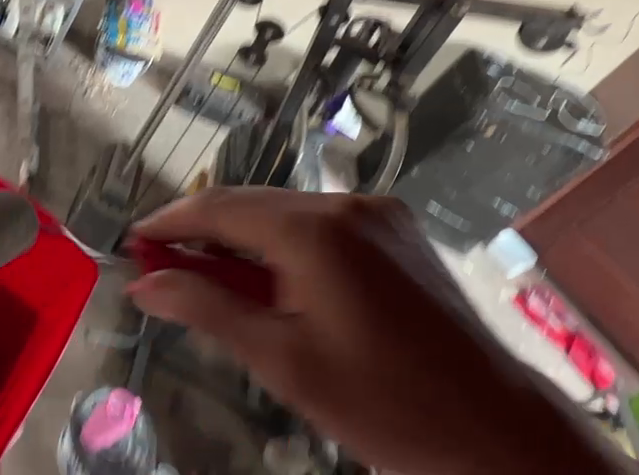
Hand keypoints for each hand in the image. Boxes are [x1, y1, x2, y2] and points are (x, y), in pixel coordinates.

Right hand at [128, 189, 634, 474]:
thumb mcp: (285, 362)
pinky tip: (268, 277)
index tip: (134, 241)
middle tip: (162, 264)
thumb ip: (207, 309)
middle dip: (203, 233)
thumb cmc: (386, 406)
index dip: (170, 222)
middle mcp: (346, 204)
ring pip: (285, 212)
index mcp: (315, 229)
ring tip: (209, 276)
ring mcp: (377, 212)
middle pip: (252, 204)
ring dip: (242, 239)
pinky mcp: (397, 230)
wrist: (504, 434)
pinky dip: (283, 244)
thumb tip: (143, 283)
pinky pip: (320, 224)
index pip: (220, 208)